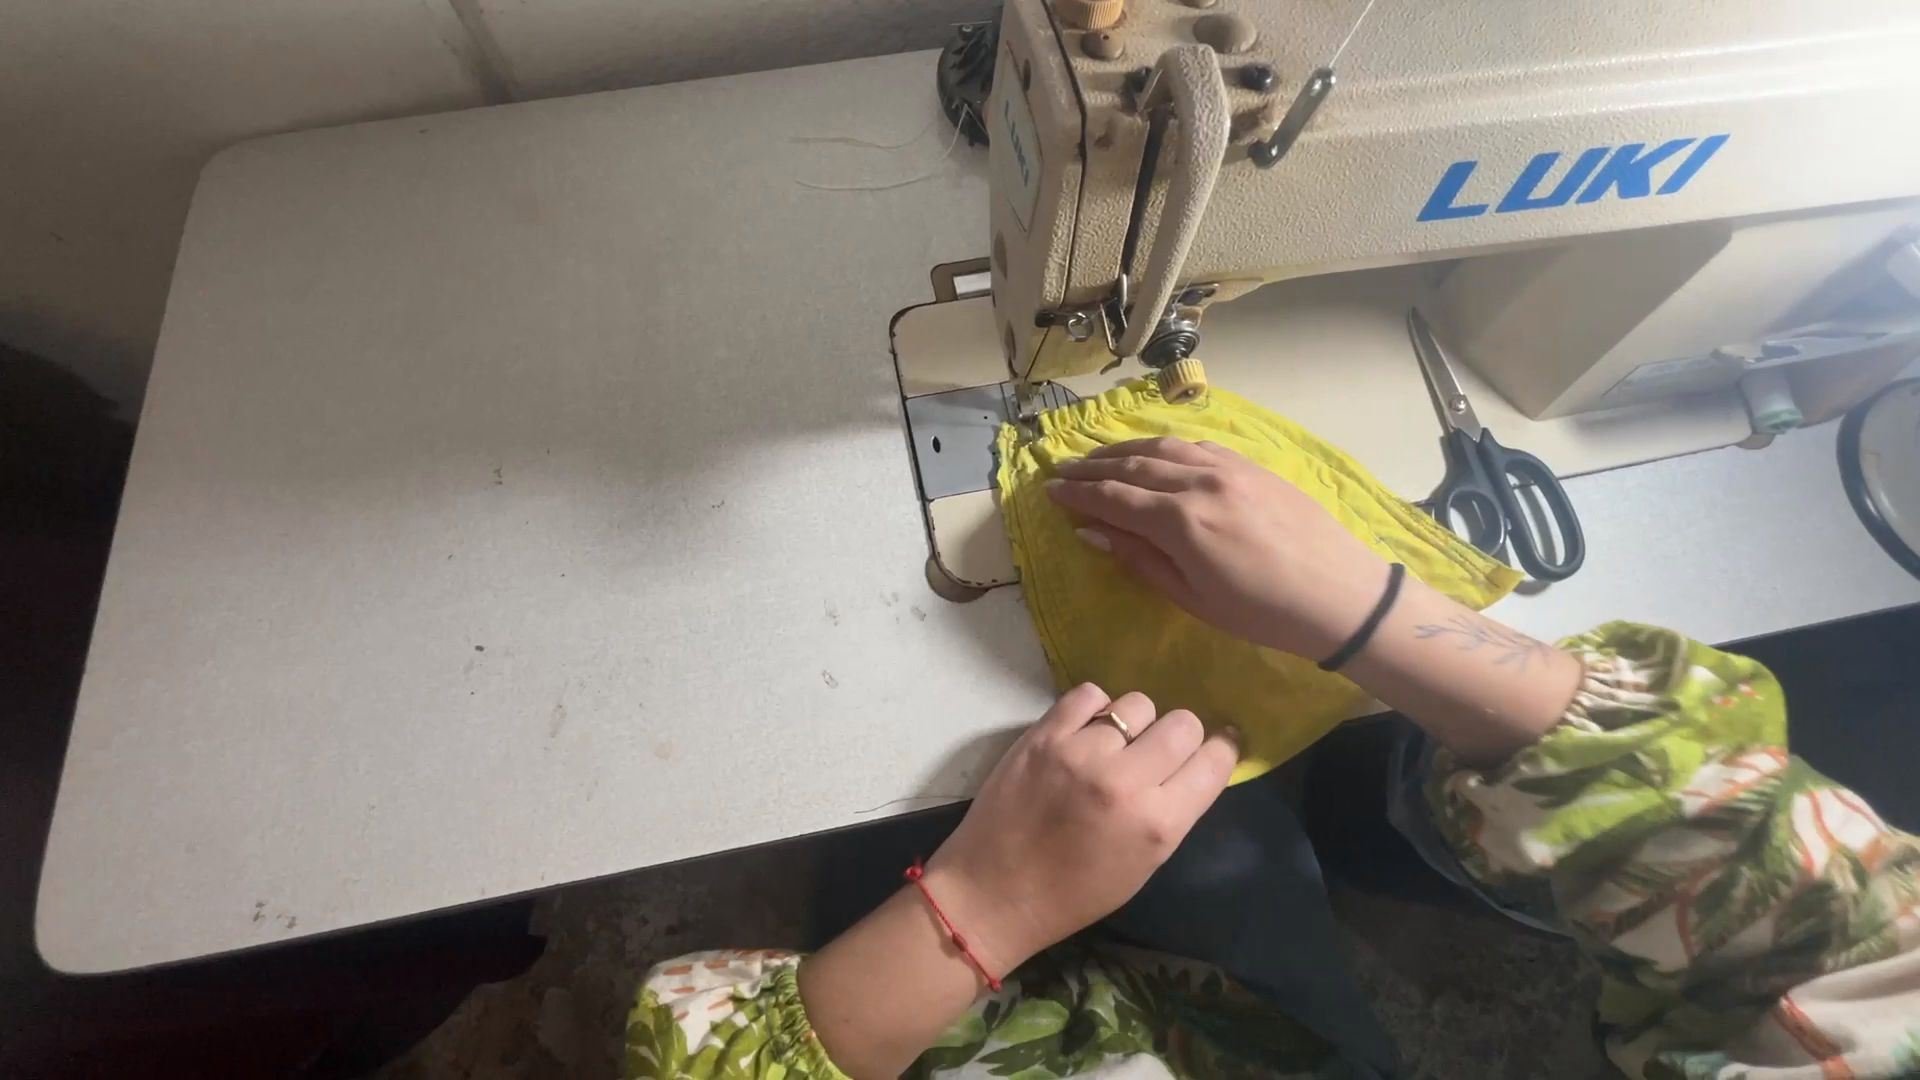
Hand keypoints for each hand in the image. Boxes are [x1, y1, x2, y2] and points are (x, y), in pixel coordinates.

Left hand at [922, 684, 1237, 977]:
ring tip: (1113, 743)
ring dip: (1133, 722)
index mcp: (1158, 824)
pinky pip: (1089, 694)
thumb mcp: (1143, 863)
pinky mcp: (1044, 734)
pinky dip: (1093, 708)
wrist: (995, 891)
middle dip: (1178, 735)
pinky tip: (1084, 730)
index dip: (1220, 748)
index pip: (1214, 761)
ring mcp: (1081, 752)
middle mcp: (1125, 782)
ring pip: (1136, 704)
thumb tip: (1192, 762)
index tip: (1216, 743)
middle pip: (1181, 724)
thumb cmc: (1074, 892)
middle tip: (1156, 750)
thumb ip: (1171, 810)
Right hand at [1048, 437, 1390, 658]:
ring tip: (1095, 457)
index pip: (1113, 498)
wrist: (1341, 596)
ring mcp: (1226, 467)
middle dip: (1090, 468)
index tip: (1049, 490)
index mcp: (1180, 521)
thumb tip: (1091, 533)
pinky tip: (1150, 453)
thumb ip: (1139, 558)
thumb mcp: (1192, 598)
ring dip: (1121, 450)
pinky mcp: (1249, 464)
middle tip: (1061, 470)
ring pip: (1160, 448)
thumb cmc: (1261, 611)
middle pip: (1130, 466)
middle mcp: (1198, 483)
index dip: (1077, 494)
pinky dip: (1162, 446)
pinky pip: (1194, 446)